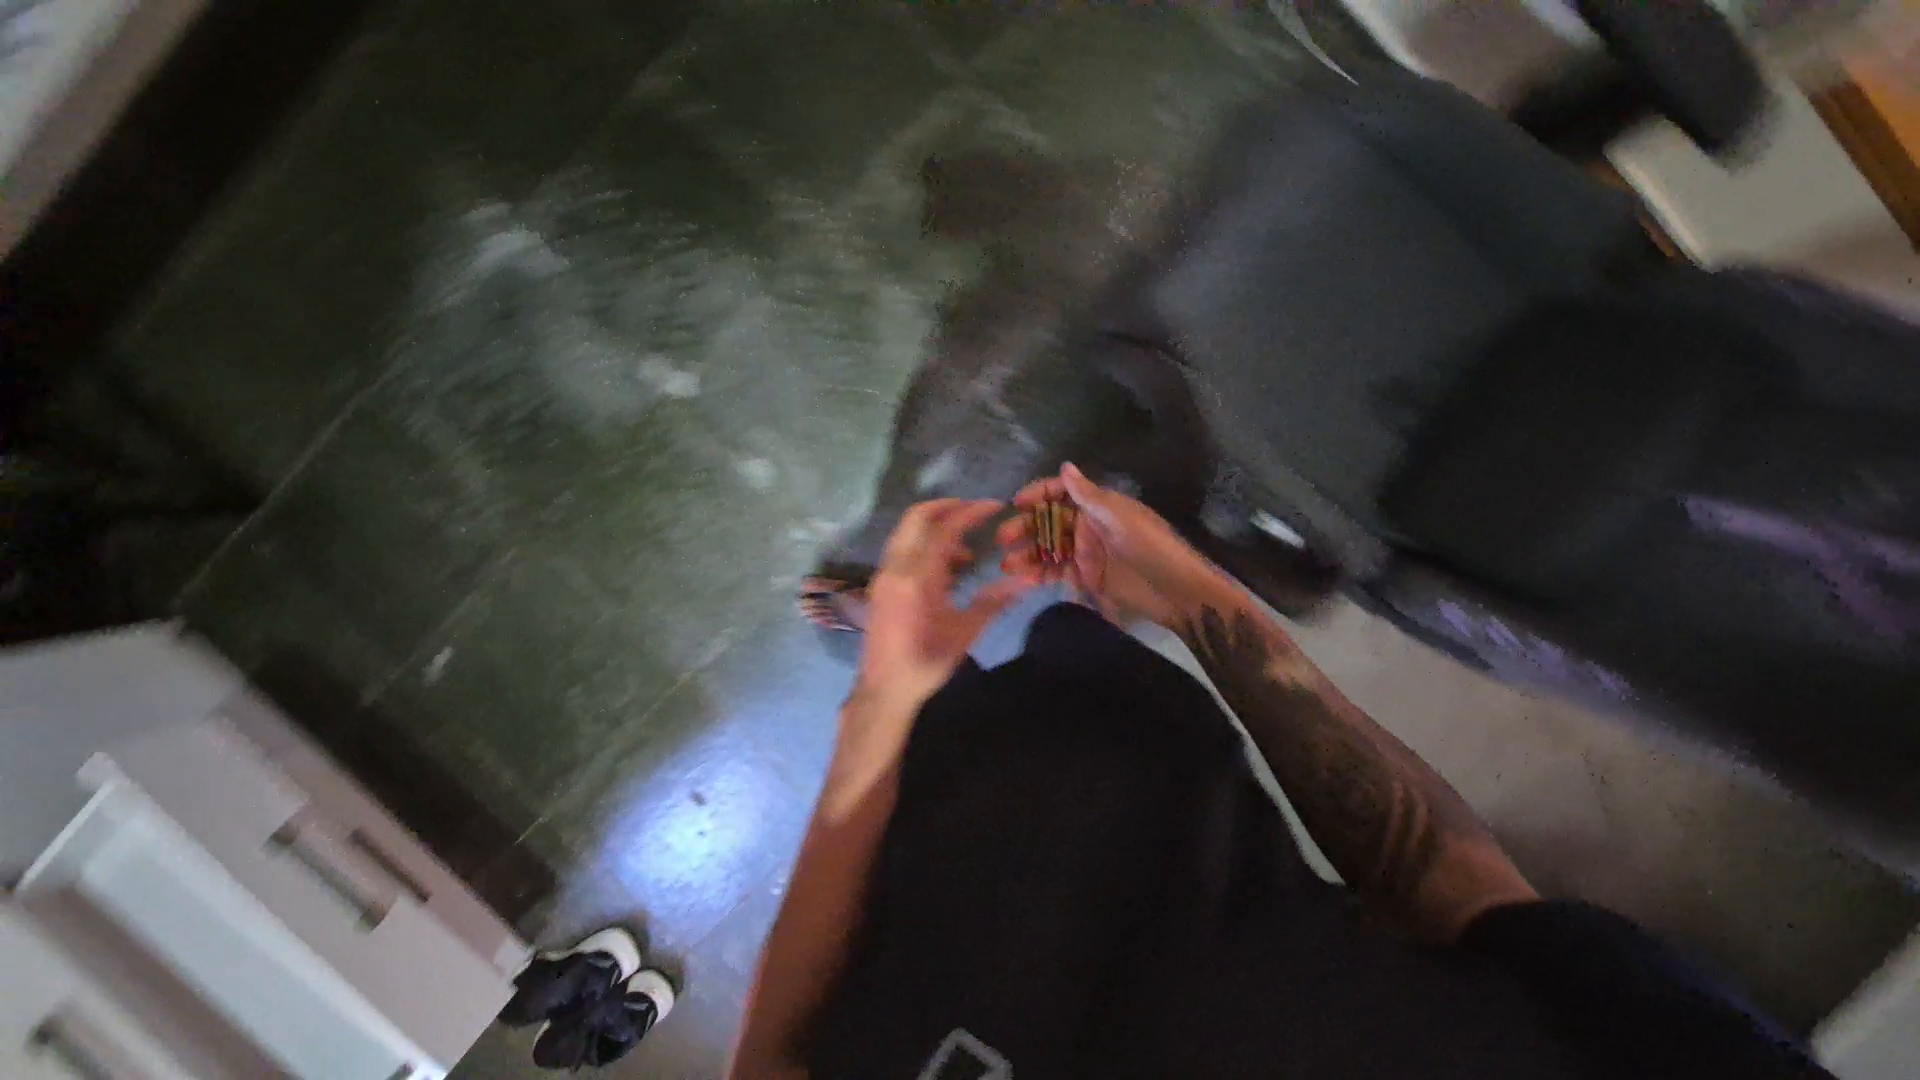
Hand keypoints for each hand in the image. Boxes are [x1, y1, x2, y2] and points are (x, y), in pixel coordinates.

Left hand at [856, 498, 1030, 711]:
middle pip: (917, 518)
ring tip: (967, 553)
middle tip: (976, 511)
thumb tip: (1027, 581)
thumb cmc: (927, 662)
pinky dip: (924, 547)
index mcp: (917, 577)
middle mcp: (895, 568)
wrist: (885, 690)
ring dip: (936, 530)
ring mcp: (884, 575)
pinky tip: (947, 571)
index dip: (971, 512)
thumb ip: (994, 601)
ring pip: (907, 533)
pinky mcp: (880, 586)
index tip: (995, 506)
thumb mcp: (965, 632)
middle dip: (948, 508)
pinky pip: (902, 551)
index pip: (944, 529)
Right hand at [999, 463, 1235, 628]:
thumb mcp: (1121, 518)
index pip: (1062, 492)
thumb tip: (1066, 466)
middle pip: (1050, 522)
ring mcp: (1089, 552)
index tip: (1016, 504)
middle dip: (1026, 529)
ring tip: (1008, 566)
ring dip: (1029, 555)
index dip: (1038, 495)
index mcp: (1099, 505)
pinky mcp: (1090, 578)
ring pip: (1050, 549)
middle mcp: (1090, 525)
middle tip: (1004, 541)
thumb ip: (1089, 496)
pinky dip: (1042, 575)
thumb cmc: (1153, 548)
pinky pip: (1060, 572)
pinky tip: (1026, 580)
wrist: (1179, 593)